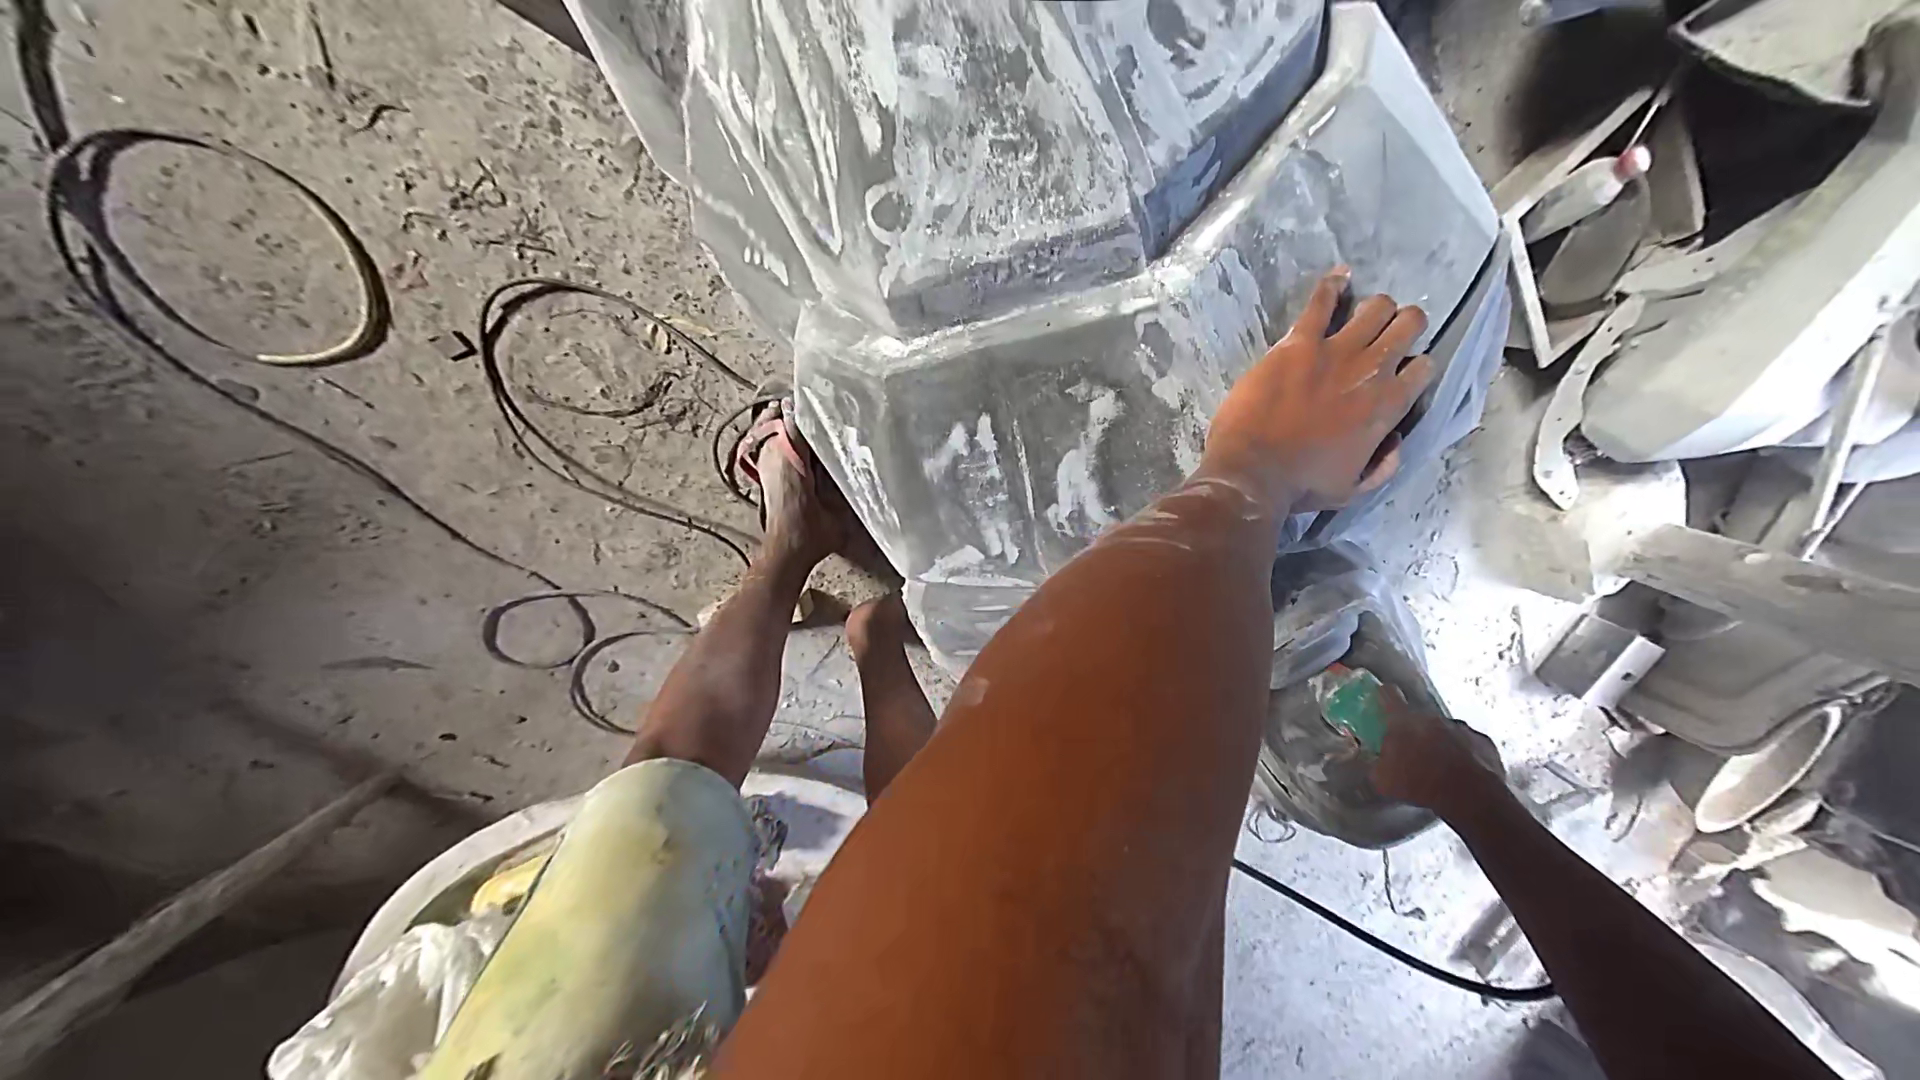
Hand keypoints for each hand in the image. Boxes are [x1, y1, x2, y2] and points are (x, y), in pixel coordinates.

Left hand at [1197, 268, 1434, 514]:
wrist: (1251, 473)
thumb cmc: (1299, 486)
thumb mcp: (1353, 489)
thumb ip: (1384, 465)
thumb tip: (1396, 442)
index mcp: (1389, 406)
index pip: (1423, 368)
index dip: (1414, 366)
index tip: (1399, 371)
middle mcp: (1372, 370)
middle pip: (1408, 326)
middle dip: (1403, 325)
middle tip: (1386, 334)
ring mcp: (1335, 351)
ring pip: (1376, 307)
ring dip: (1375, 307)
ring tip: (1364, 312)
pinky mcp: (1297, 344)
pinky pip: (1321, 302)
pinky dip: (1332, 285)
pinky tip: (1338, 277)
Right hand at [1370, 690, 1508, 820]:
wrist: (1471, 799)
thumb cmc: (1420, 785)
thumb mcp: (1383, 779)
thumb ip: (1377, 764)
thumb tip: (1376, 763)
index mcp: (1403, 720)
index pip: (1389, 695)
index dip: (1384, 695)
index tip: (1382, 696)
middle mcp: (1432, 718)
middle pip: (1419, 716)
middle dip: (1415, 729)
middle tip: (1411, 749)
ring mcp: (1462, 729)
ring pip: (1446, 730)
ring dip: (1441, 741)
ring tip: (1440, 764)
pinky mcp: (1485, 744)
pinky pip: (1470, 744)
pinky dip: (1465, 753)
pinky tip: (1463, 770)